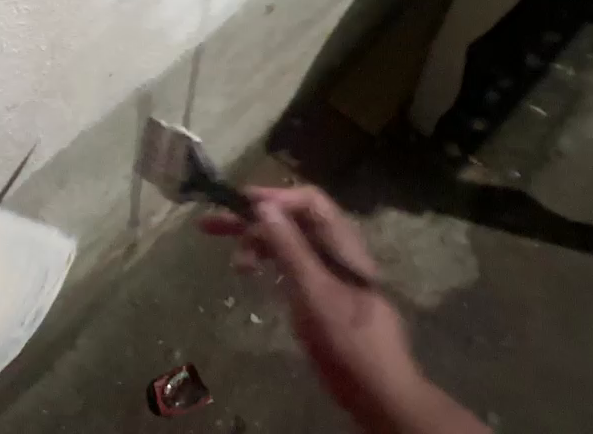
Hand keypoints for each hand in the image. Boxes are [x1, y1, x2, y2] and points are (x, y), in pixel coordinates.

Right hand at [201, 186, 486, 433]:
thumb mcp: (315, 293)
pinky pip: (288, 263)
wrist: (381, 395)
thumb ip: (290, 247)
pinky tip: (249, 272)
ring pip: (287, 242)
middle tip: (212, 223)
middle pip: (292, 220)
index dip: (275, 197)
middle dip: (253, 219)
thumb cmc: (349, 343)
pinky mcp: (320, 292)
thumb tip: (262, 205)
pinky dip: (266, 261)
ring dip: (256, 243)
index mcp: (342, 244)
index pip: (309, 201)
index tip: (240, 205)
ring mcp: (328, 272)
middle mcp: (335, 251)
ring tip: (234, 263)